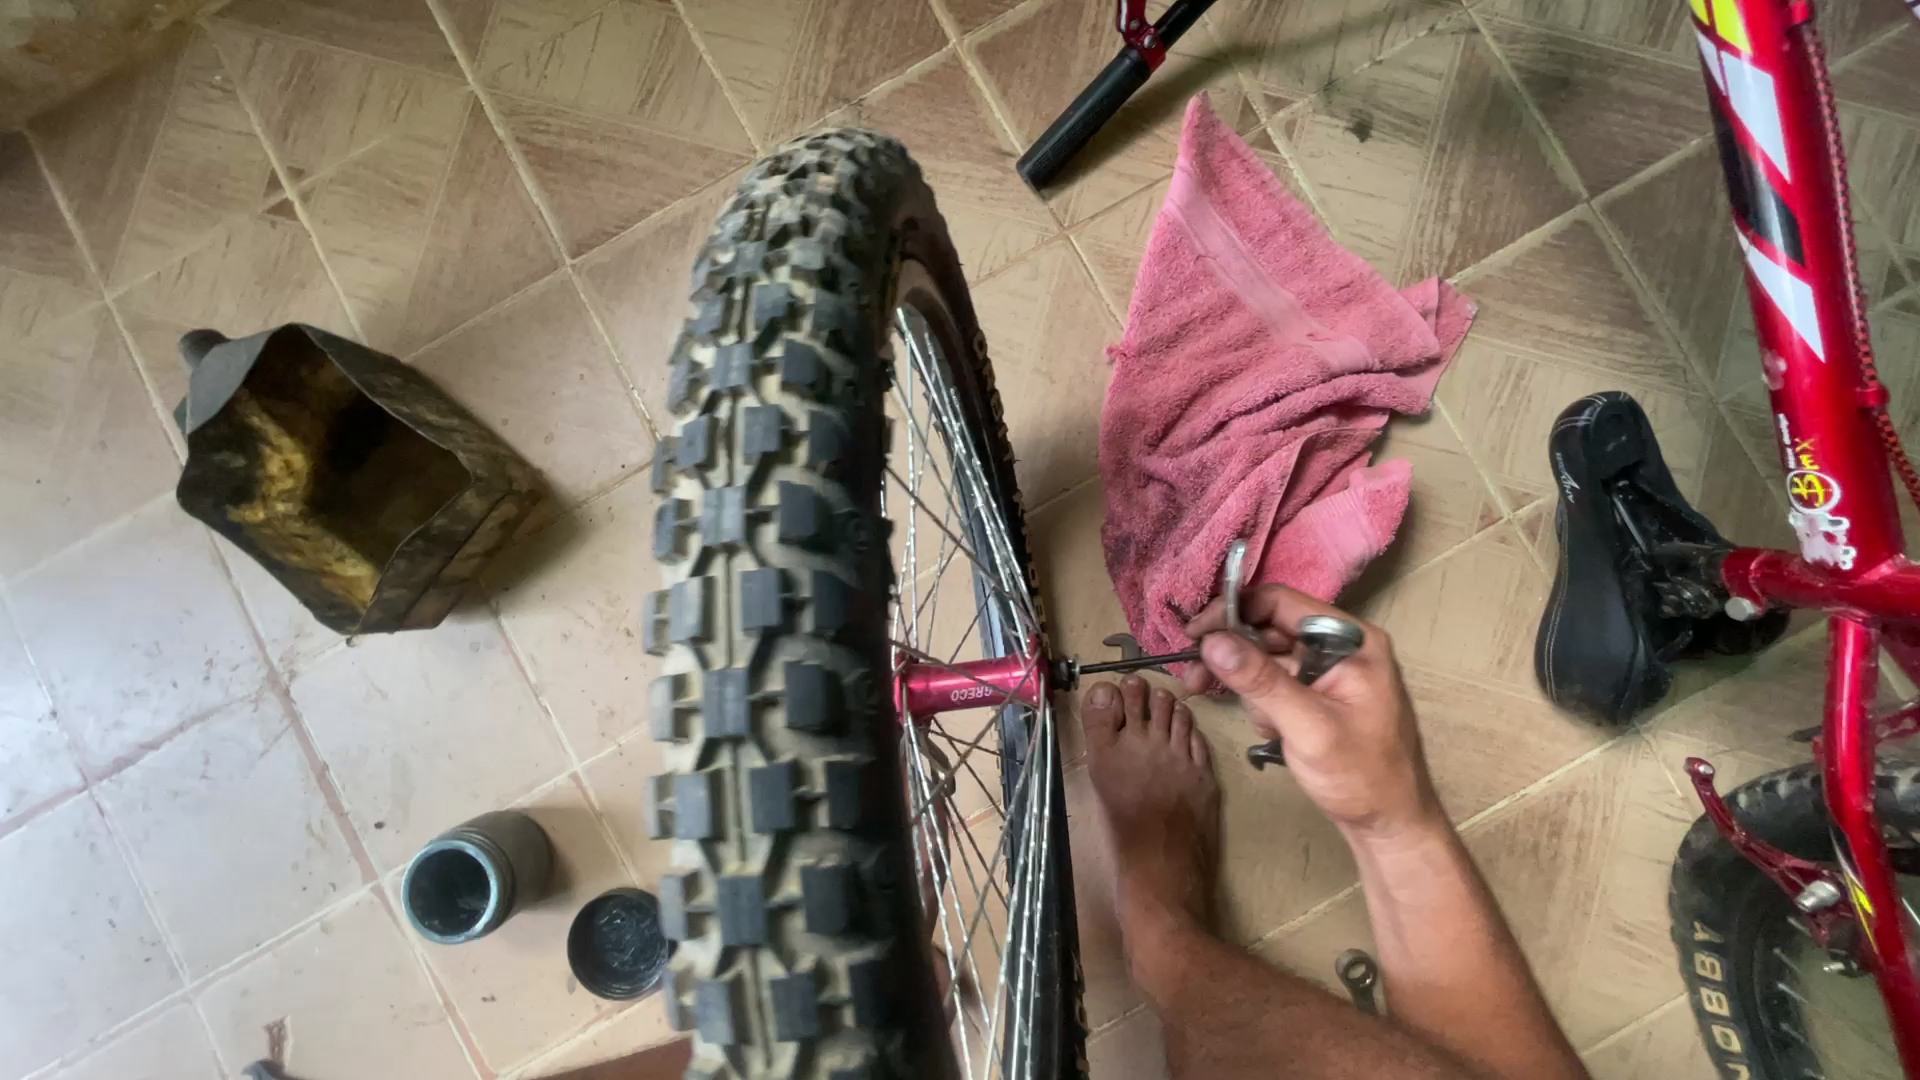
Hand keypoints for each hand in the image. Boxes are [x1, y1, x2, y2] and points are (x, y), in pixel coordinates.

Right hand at [1182, 584, 1445, 843]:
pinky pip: (1272, 679)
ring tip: (1230, 708)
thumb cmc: (1362, 776)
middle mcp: (1339, 645)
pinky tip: (1264, 726)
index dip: (1233, 612)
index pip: (1280, 602)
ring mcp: (1327, 669)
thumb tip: (1212, 641)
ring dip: (1241, 679)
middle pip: (1267, 627)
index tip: (1196, 635)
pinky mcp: (1315, 692)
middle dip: (1230, 651)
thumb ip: (1260, 680)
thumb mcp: (1308, 727)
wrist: (1390, 826)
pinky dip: (1256, 697)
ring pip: (1264, 654)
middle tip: (1195, 676)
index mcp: (1351, 639)